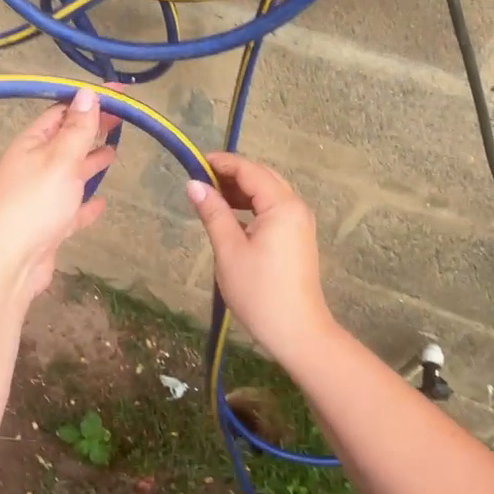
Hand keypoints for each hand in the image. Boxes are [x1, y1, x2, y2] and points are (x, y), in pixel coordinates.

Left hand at [0, 86, 118, 299]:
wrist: (8, 263)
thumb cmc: (34, 204)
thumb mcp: (60, 159)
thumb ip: (77, 129)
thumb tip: (87, 93)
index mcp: (31, 145)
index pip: (61, 112)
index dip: (89, 101)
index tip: (120, 92)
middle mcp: (32, 167)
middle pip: (66, 141)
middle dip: (91, 129)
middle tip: (123, 118)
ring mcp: (39, 199)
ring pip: (69, 175)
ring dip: (89, 163)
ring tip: (114, 153)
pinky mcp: (47, 228)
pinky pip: (70, 210)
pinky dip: (86, 204)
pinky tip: (102, 202)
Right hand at [184, 153, 336, 358]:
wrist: (297, 331)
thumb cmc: (259, 291)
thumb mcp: (229, 250)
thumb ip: (213, 213)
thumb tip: (194, 184)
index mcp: (282, 206)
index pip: (250, 171)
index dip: (222, 163)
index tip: (194, 162)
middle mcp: (296, 207)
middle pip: (262, 177)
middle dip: (231, 174)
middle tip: (199, 180)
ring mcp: (299, 223)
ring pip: (268, 193)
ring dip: (240, 190)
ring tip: (210, 197)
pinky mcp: (297, 238)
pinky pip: (272, 209)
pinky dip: (250, 206)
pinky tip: (230, 217)